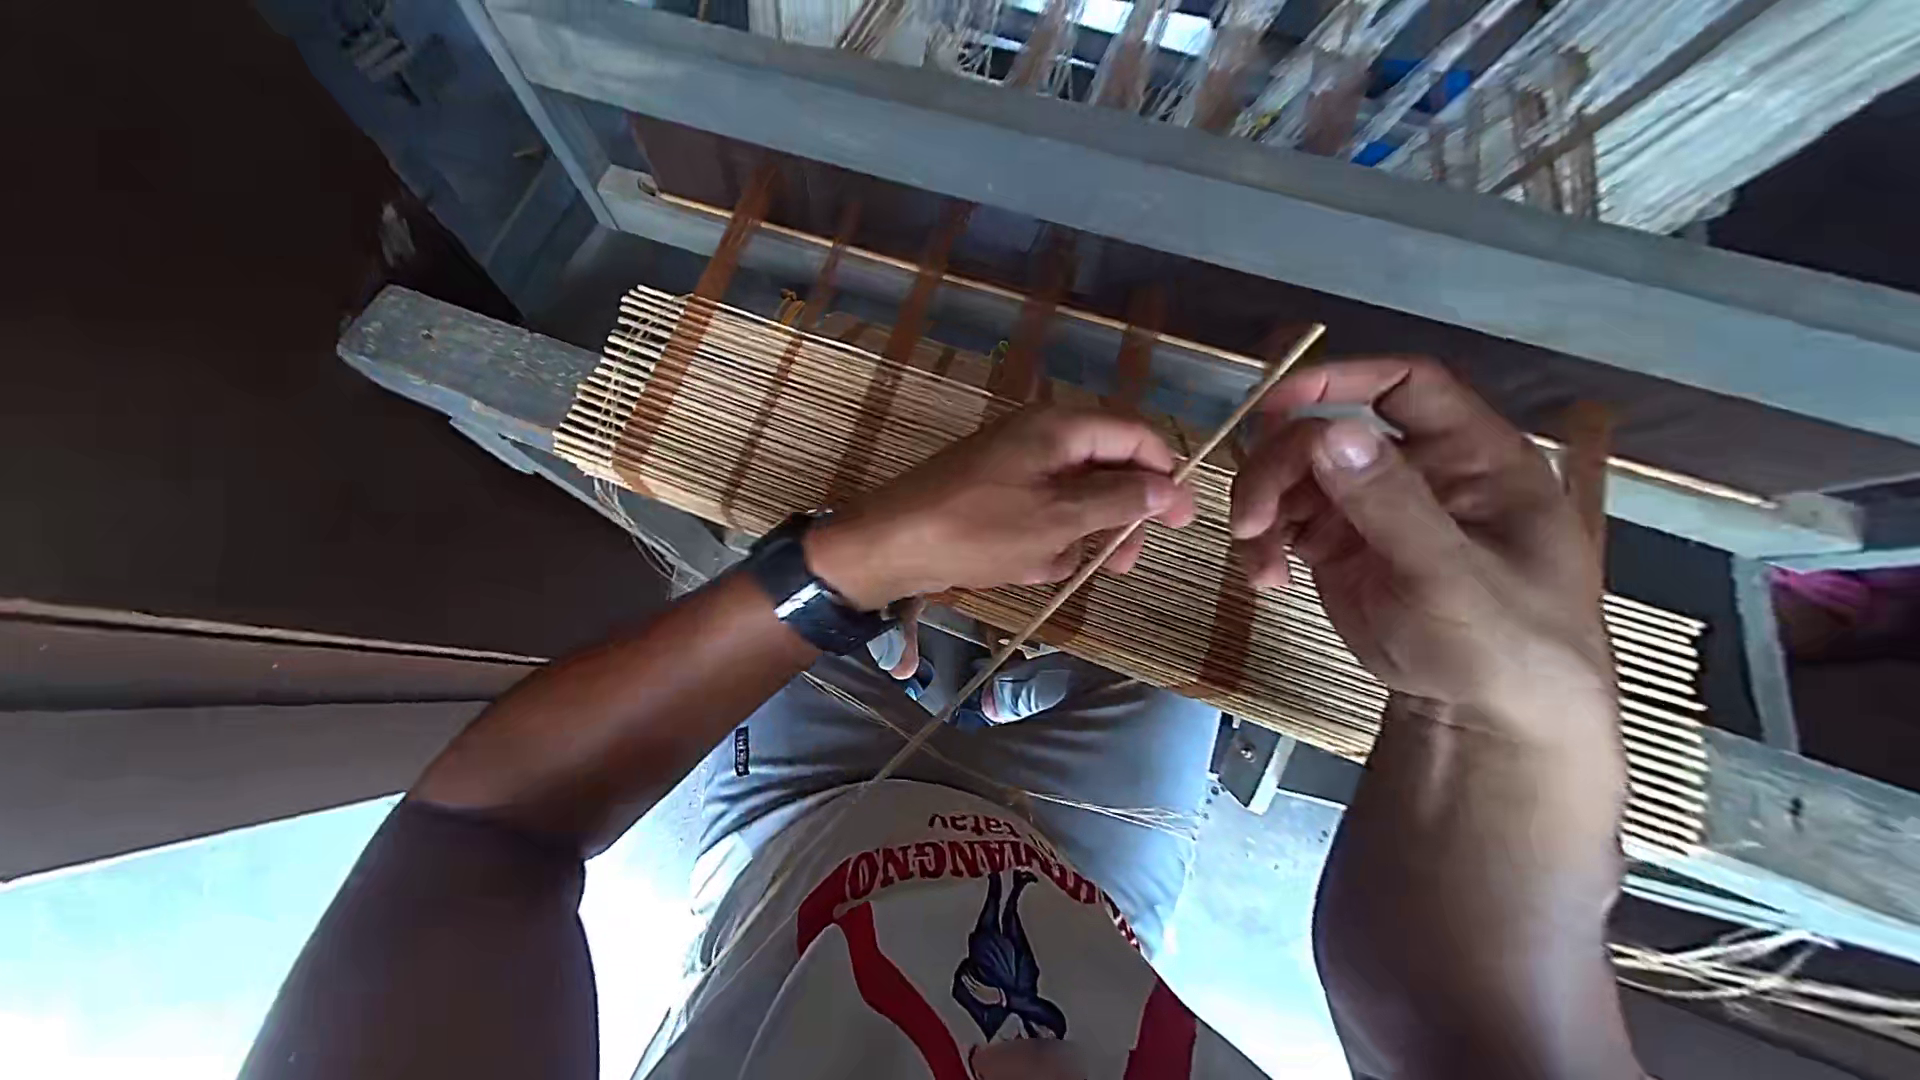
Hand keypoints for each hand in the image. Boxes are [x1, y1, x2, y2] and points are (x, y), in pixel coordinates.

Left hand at [805, 407, 1196, 610]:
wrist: (890, 546)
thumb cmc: (978, 530)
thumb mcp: (1058, 519)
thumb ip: (1118, 500)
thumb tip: (1169, 487)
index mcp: (1058, 427)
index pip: (1134, 436)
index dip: (1165, 475)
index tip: (1182, 521)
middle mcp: (1038, 436)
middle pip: (1103, 468)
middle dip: (1116, 518)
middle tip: (1121, 563)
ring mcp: (1012, 465)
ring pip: (1069, 498)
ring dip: (1074, 536)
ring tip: (1054, 567)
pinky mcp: (992, 493)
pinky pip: (1036, 514)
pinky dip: (1040, 541)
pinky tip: (1025, 567)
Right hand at [1229, 358, 1609, 732]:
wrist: (1478, 715)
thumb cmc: (1501, 646)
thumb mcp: (1451, 576)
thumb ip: (1392, 504)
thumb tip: (1332, 431)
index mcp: (1469, 456)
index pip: (1405, 386)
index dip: (1339, 381)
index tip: (1273, 404)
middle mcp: (1412, 469)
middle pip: (1322, 434)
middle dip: (1275, 471)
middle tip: (1250, 520)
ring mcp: (1367, 506)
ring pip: (1290, 476)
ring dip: (1260, 511)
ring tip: (1257, 562)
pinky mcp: (1333, 541)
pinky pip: (1279, 520)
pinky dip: (1261, 544)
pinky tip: (1267, 580)